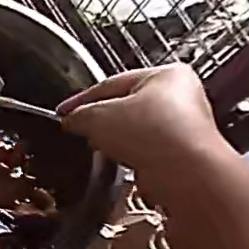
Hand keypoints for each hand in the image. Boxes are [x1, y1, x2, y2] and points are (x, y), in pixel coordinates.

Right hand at [58, 65, 228, 189]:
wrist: (184, 175)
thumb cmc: (154, 136)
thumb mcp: (98, 117)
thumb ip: (79, 115)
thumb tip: (71, 119)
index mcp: (167, 74)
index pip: (112, 83)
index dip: (82, 99)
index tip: (64, 112)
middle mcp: (182, 96)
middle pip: (125, 107)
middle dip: (101, 121)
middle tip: (81, 131)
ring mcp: (184, 126)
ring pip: (135, 131)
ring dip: (116, 141)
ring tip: (104, 149)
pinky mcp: (180, 155)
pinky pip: (145, 152)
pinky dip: (131, 157)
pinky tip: (123, 163)